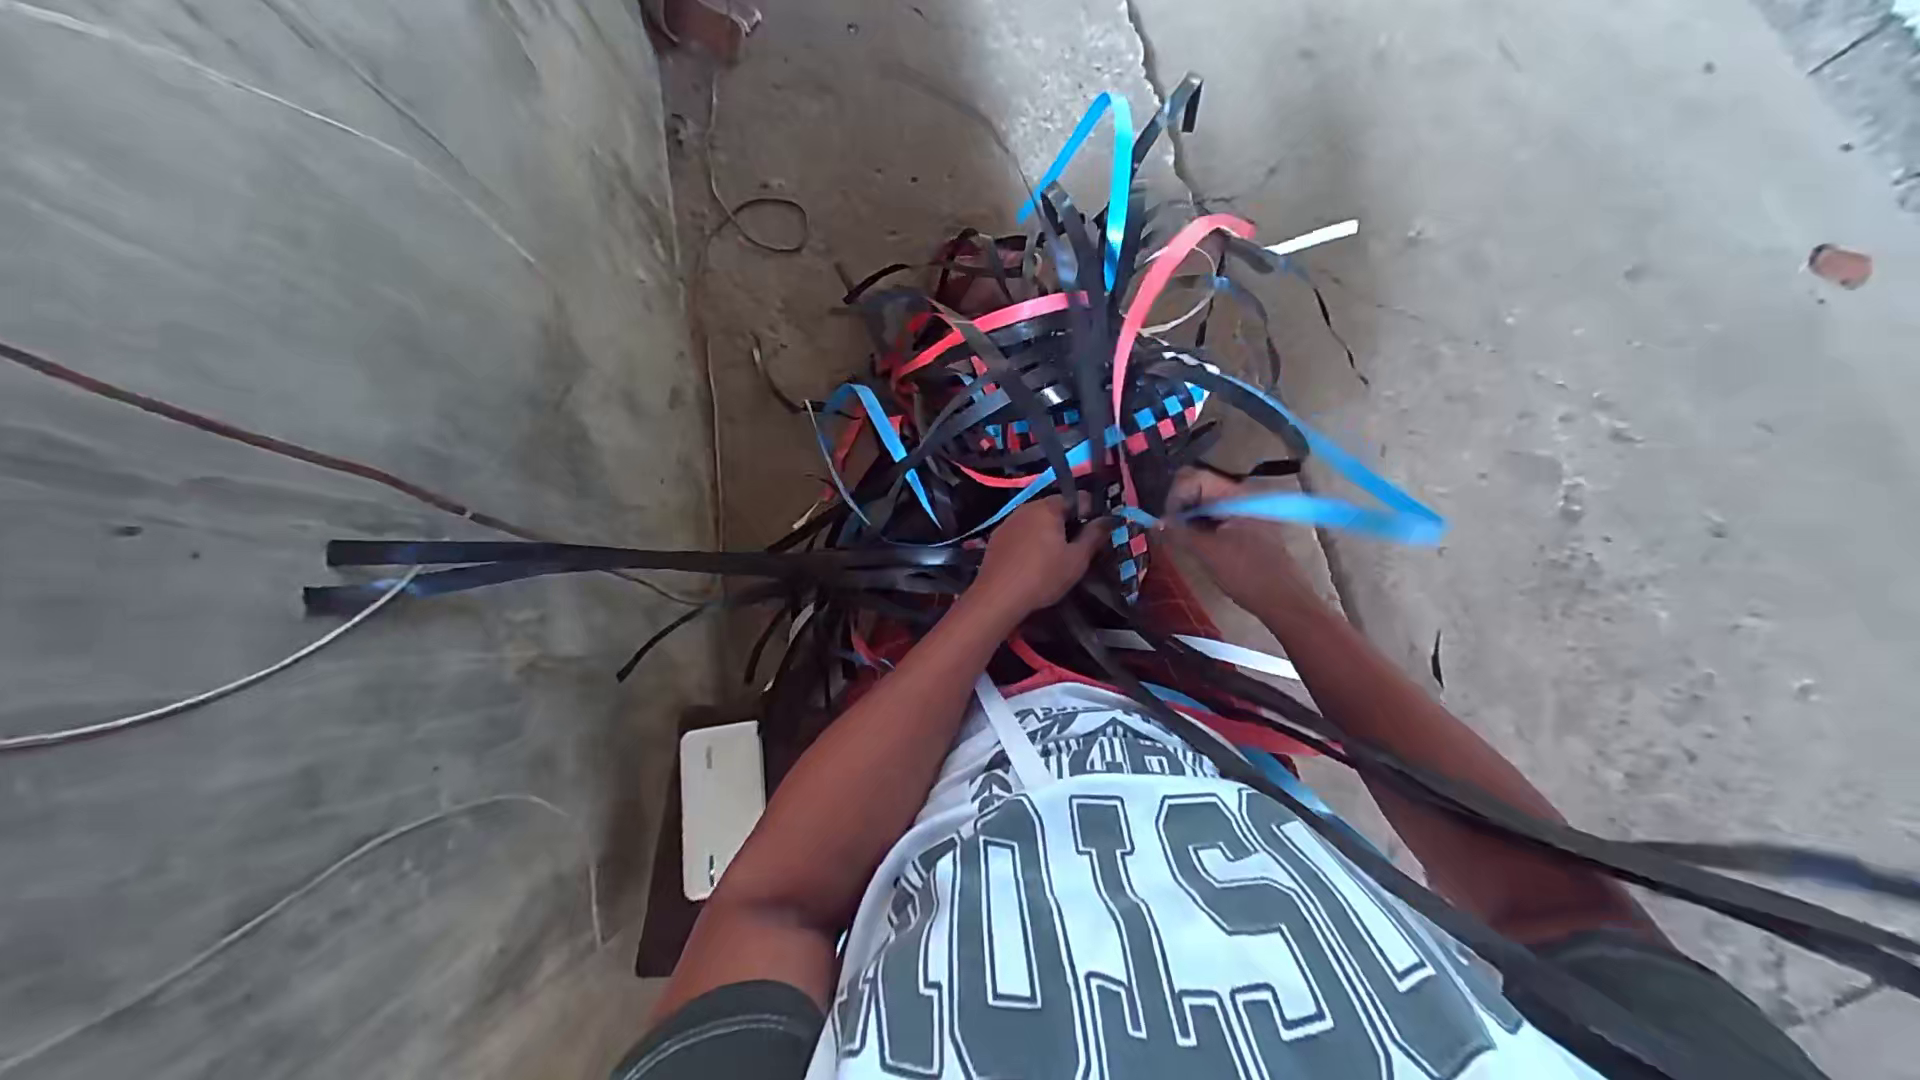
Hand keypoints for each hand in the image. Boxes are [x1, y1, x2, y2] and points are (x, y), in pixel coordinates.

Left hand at [969, 496, 1106, 617]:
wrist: (997, 597)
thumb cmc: (1043, 576)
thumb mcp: (1077, 559)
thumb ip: (1094, 536)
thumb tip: (1108, 519)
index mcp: (1047, 508)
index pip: (1076, 498)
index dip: (1090, 513)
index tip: (1095, 534)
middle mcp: (1025, 508)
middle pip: (1053, 509)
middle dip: (1068, 523)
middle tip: (1077, 548)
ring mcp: (1007, 523)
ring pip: (1035, 522)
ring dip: (1047, 533)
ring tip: (1055, 557)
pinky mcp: (995, 539)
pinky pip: (1020, 534)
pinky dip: (1030, 542)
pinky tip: (1032, 562)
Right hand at [1161, 469, 1316, 615]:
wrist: (1284, 601)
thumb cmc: (1247, 574)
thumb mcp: (1207, 552)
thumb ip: (1179, 532)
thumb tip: (1156, 522)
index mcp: (1236, 495)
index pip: (1193, 478)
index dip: (1174, 496)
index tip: (1167, 522)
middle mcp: (1242, 496)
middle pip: (1198, 487)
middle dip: (1180, 507)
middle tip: (1171, 533)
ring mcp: (1245, 511)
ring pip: (1205, 504)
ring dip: (1189, 519)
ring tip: (1182, 541)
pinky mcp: (1245, 526)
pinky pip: (1215, 517)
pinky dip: (1201, 527)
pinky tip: (1198, 546)